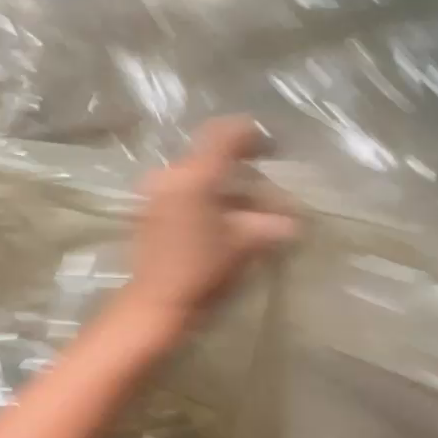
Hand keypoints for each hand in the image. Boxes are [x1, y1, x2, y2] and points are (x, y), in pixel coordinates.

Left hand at [123, 116, 296, 335]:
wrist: (154, 304)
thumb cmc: (201, 271)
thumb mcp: (243, 244)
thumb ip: (270, 224)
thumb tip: (292, 221)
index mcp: (195, 175)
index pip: (226, 133)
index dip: (252, 136)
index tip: (271, 149)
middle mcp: (170, 177)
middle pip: (211, 160)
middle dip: (241, 174)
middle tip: (265, 194)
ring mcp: (153, 195)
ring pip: (195, 179)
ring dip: (222, 190)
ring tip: (246, 215)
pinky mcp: (145, 215)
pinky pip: (180, 195)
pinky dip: (202, 202)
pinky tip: (220, 224)